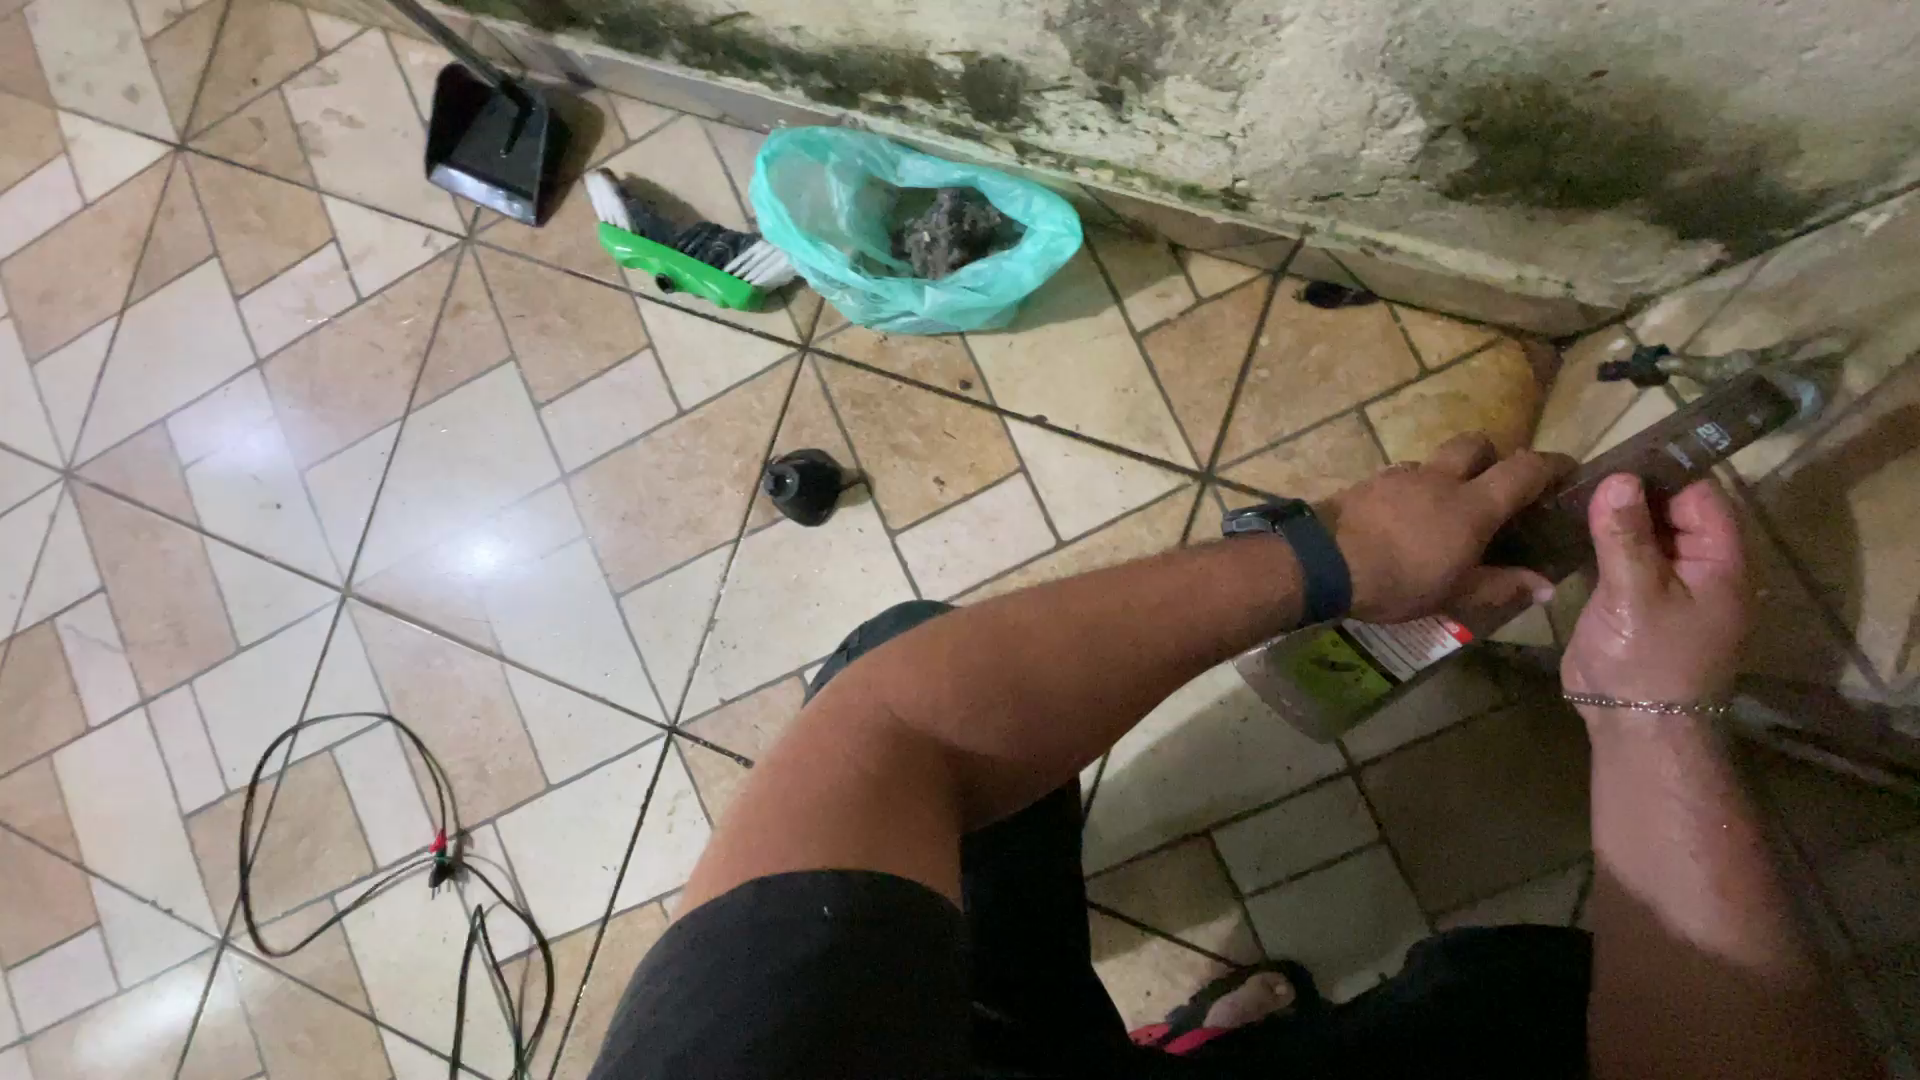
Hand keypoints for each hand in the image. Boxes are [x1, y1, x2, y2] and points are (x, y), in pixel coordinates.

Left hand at [1321, 433, 1572, 622]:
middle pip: (1474, 443)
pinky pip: (1394, 479)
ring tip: (1436, 507)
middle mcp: (1438, 480)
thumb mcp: (1453, 594)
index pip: (1525, 468)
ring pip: (1429, 462)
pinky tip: (1396, 516)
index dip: (1552, 464)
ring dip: (1440, 475)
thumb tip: (1545, 585)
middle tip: (1493, 481)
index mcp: (1472, 504)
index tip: (1567, 470)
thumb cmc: (1397, 581)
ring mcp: (1396, 478)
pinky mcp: (1363, 484)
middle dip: (1490, 454)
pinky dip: (1404, 491)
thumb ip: (1500, 585)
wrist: (1322, 562)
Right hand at [1562, 474, 1747, 711]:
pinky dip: (1595, 542)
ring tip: (1560, 495)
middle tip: (1574, 474)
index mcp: (1719, 564)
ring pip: (1640, 535)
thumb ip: (1626, 536)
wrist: (1632, 719)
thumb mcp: (1636, 593)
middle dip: (1629, 493)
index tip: (1612, 458)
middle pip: (1669, 514)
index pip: (1701, 499)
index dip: (1663, 476)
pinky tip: (1559, 530)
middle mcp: (1697, 569)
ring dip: (1608, 517)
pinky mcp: (1628, 600)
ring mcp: (1662, 585)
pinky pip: (1618, 558)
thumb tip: (1617, 479)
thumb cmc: (1648, 657)